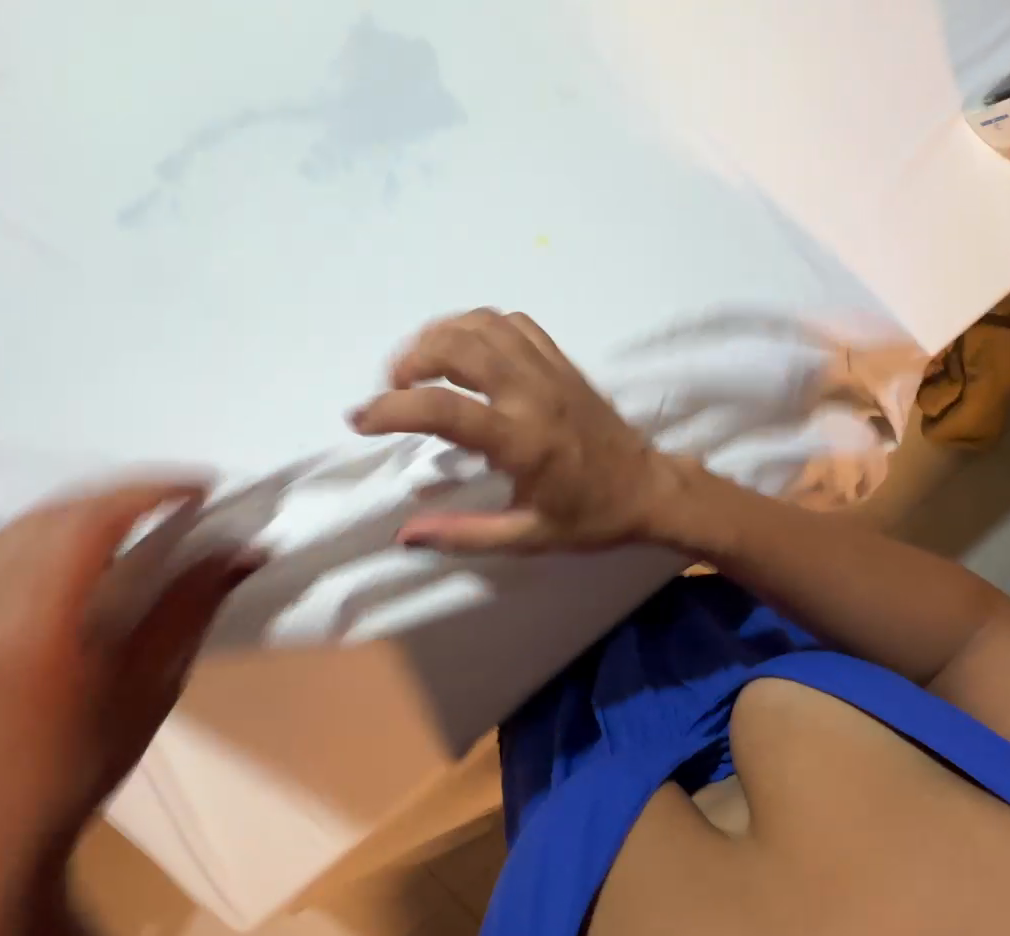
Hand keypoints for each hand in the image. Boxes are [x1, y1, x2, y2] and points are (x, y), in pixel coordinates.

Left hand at [0, 482, 257, 870]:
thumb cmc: (83, 762)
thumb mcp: (153, 684)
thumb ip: (193, 605)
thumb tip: (247, 549)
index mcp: (28, 633)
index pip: (86, 523)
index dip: (147, 493)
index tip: (198, 489)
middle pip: (46, 517)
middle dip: (116, 503)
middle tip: (170, 511)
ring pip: (5, 530)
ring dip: (69, 521)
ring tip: (119, 535)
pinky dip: (19, 546)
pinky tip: (49, 568)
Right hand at [349, 309, 689, 553]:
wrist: (648, 488)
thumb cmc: (589, 518)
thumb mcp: (527, 537)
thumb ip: (464, 536)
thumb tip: (405, 536)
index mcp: (522, 441)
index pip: (443, 409)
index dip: (392, 409)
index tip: (361, 420)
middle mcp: (533, 394)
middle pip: (457, 345)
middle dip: (410, 359)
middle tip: (393, 388)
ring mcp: (550, 371)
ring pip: (482, 324)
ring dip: (440, 335)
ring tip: (421, 366)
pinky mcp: (563, 362)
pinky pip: (513, 324)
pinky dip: (478, 327)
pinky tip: (467, 353)